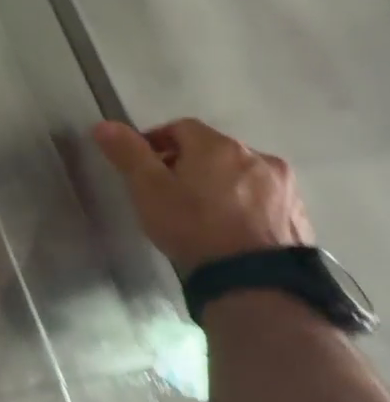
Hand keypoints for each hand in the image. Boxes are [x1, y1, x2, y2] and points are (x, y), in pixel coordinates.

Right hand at [92, 118, 313, 274]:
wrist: (253, 276)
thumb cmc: (192, 225)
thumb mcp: (147, 189)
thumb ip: (128, 153)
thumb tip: (104, 124)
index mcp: (218, 146)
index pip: (180, 127)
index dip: (155, 141)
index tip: (141, 167)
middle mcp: (257, 156)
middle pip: (211, 149)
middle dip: (186, 162)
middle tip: (165, 190)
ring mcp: (283, 183)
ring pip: (238, 171)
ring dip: (216, 180)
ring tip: (198, 209)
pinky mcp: (297, 209)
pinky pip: (260, 193)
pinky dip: (241, 199)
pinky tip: (227, 223)